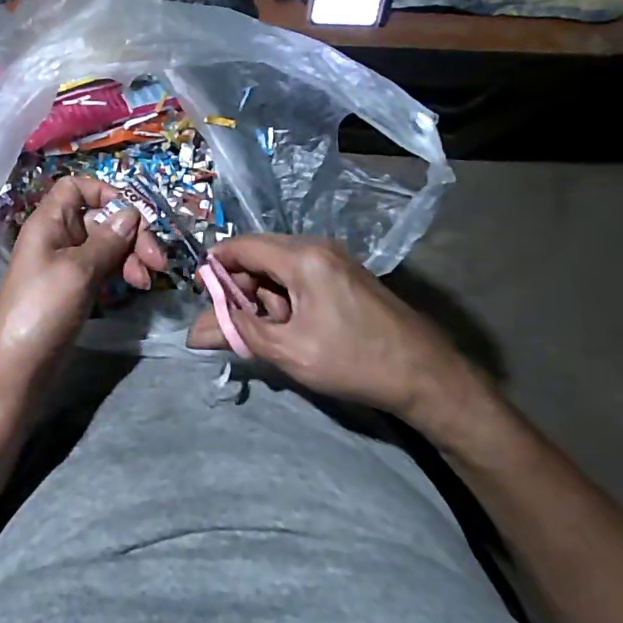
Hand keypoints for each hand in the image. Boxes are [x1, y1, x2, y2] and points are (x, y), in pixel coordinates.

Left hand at [0, 177, 166, 414]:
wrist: (17, 368)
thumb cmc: (42, 309)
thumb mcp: (78, 270)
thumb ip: (107, 239)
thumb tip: (131, 212)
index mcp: (49, 222)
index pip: (76, 187)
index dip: (105, 193)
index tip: (133, 215)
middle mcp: (58, 236)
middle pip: (100, 217)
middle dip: (131, 233)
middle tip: (158, 260)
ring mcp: (66, 263)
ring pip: (106, 244)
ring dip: (131, 255)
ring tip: (147, 280)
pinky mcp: (75, 288)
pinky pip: (104, 267)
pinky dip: (121, 272)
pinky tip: (136, 285)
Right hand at [187, 234, 482, 426]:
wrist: (429, 376)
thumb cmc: (355, 362)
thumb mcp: (289, 352)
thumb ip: (239, 333)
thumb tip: (193, 333)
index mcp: (303, 257)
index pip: (241, 246)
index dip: (215, 267)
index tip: (203, 295)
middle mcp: (317, 246)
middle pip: (259, 253)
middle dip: (241, 286)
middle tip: (239, 322)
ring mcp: (335, 258)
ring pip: (279, 265)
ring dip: (265, 294)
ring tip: (273, 332)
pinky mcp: (346, 273)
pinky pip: (300, 273)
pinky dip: (286, 295)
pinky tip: (294, 327)